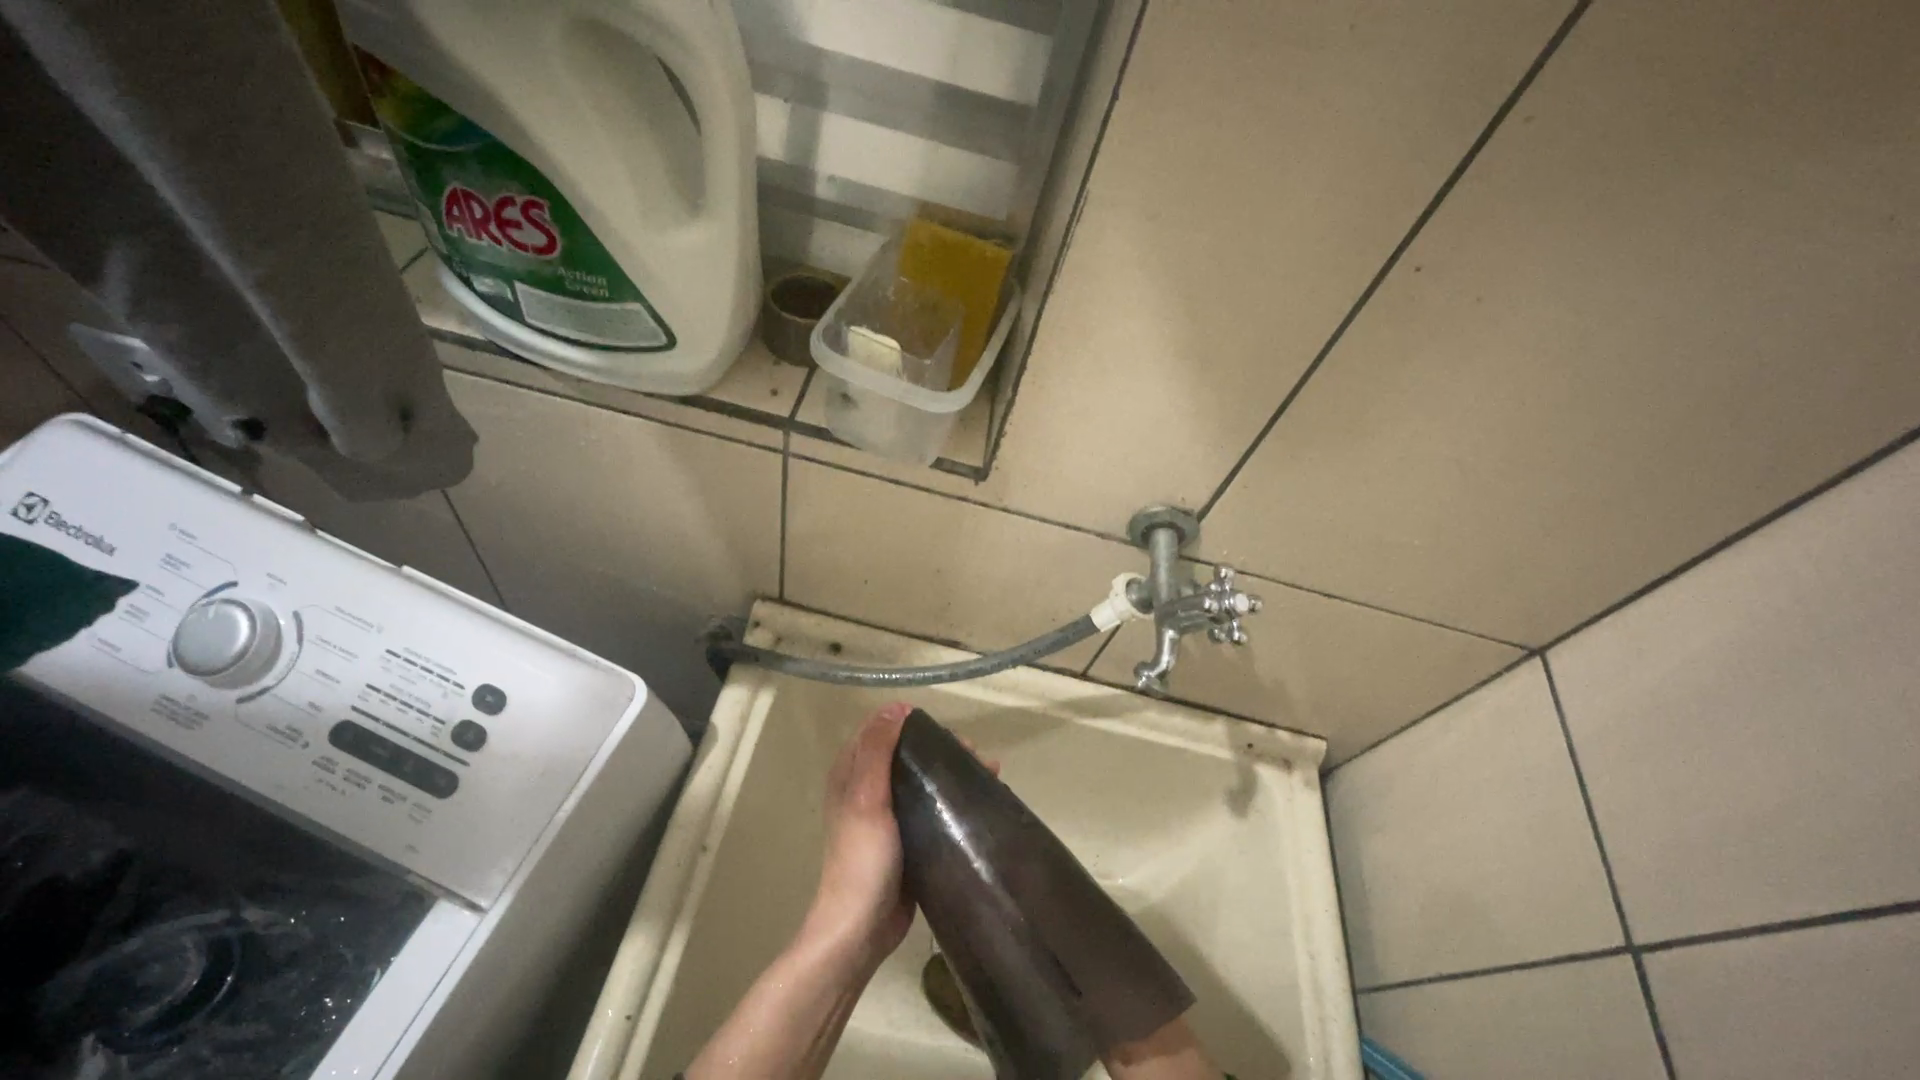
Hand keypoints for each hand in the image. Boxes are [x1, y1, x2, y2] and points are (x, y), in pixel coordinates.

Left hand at [804, 703, 995, 971]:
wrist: (862, 928)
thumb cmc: (862, 859)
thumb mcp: (866, 797)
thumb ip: (878, 751)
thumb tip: (897, 707)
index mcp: (852, 775)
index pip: (884, 733)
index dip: (915, 726)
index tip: (948, 732)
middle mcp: (869, 790)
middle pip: (911, 756)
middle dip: (945, 751)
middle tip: (978, 757)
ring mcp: (891, 817)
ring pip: (926, 782)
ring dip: (955, 774)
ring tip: (990, 775)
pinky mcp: (910, 841)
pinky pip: (936, 810)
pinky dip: (957, 800)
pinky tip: (983, 802)